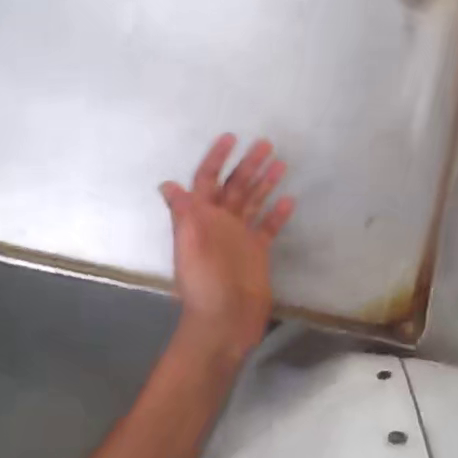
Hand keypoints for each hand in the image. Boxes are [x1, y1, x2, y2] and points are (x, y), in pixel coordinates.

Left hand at [160, 134, 296, 359]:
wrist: (224, 320)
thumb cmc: (205, 281)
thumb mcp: (189, 242)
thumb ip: (183, 211)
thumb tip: (168, 184)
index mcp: (200, 218)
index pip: (207, 179)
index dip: (216, 158)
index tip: (231, 138)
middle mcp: (219, 223)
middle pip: (234, 186)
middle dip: (247, 164)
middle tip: (265, 143)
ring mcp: (239, 238)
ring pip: (252, 202)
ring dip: (264, 182)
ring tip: (280, 162)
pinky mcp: (256, 253)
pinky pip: (267, 227)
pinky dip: (276, 213)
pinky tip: (289, 199)